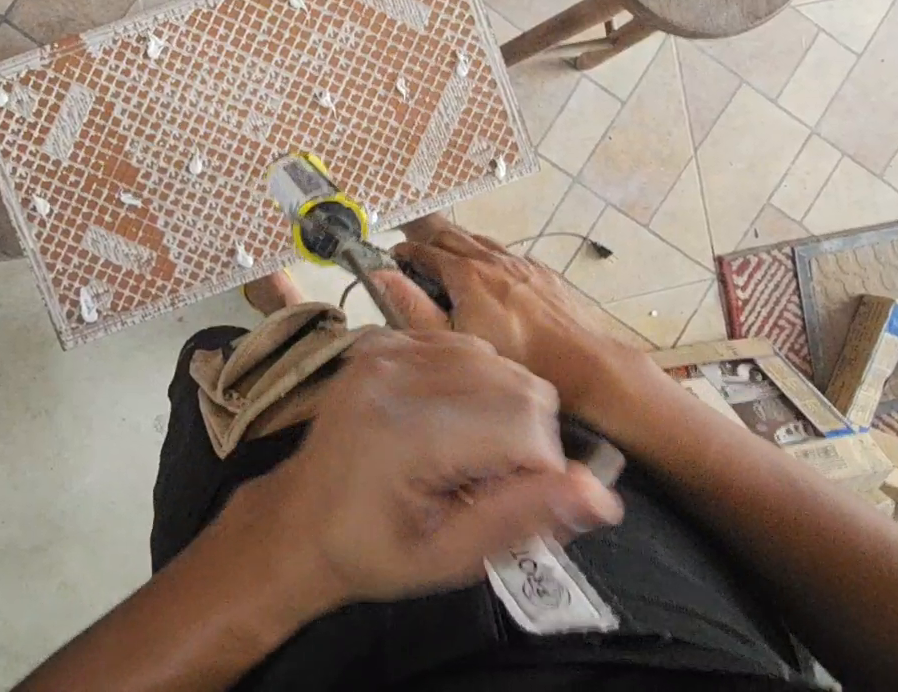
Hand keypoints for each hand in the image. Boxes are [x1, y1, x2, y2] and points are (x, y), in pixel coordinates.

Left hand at [224, 327, 621, 612]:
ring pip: (493, 357)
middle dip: (526, 434)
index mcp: (406, 431)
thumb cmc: (371, 550)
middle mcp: (395, 375)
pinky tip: (448, 417)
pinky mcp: (380, 340)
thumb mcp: (447, 557)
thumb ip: (522, 519)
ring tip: (468, 450)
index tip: (513, 498)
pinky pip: (458, 344)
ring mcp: (384, 350)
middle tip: (490, 477)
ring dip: (501, 404)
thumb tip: (599, 491)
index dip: (540, 465)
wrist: (298, 520)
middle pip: (516, 383)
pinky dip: (472, 379)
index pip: (524, 420)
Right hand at [379, 216, 618, 408]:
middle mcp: (493, 259)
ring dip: (457, 242)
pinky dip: (486, 254)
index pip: (425, 250)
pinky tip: (488, 271)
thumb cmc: (517, 359)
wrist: (586, 364)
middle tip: (412, 243)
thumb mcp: (454, 340)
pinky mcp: (543, 273)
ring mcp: (521, 263)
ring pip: (480, 241)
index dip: (405, 251)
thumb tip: (380, 275)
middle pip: (451, 234)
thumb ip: (413, 307)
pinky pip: (506, 253)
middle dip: (427, 235)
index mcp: (466, 274)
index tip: (393, 256)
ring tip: (445, 253)